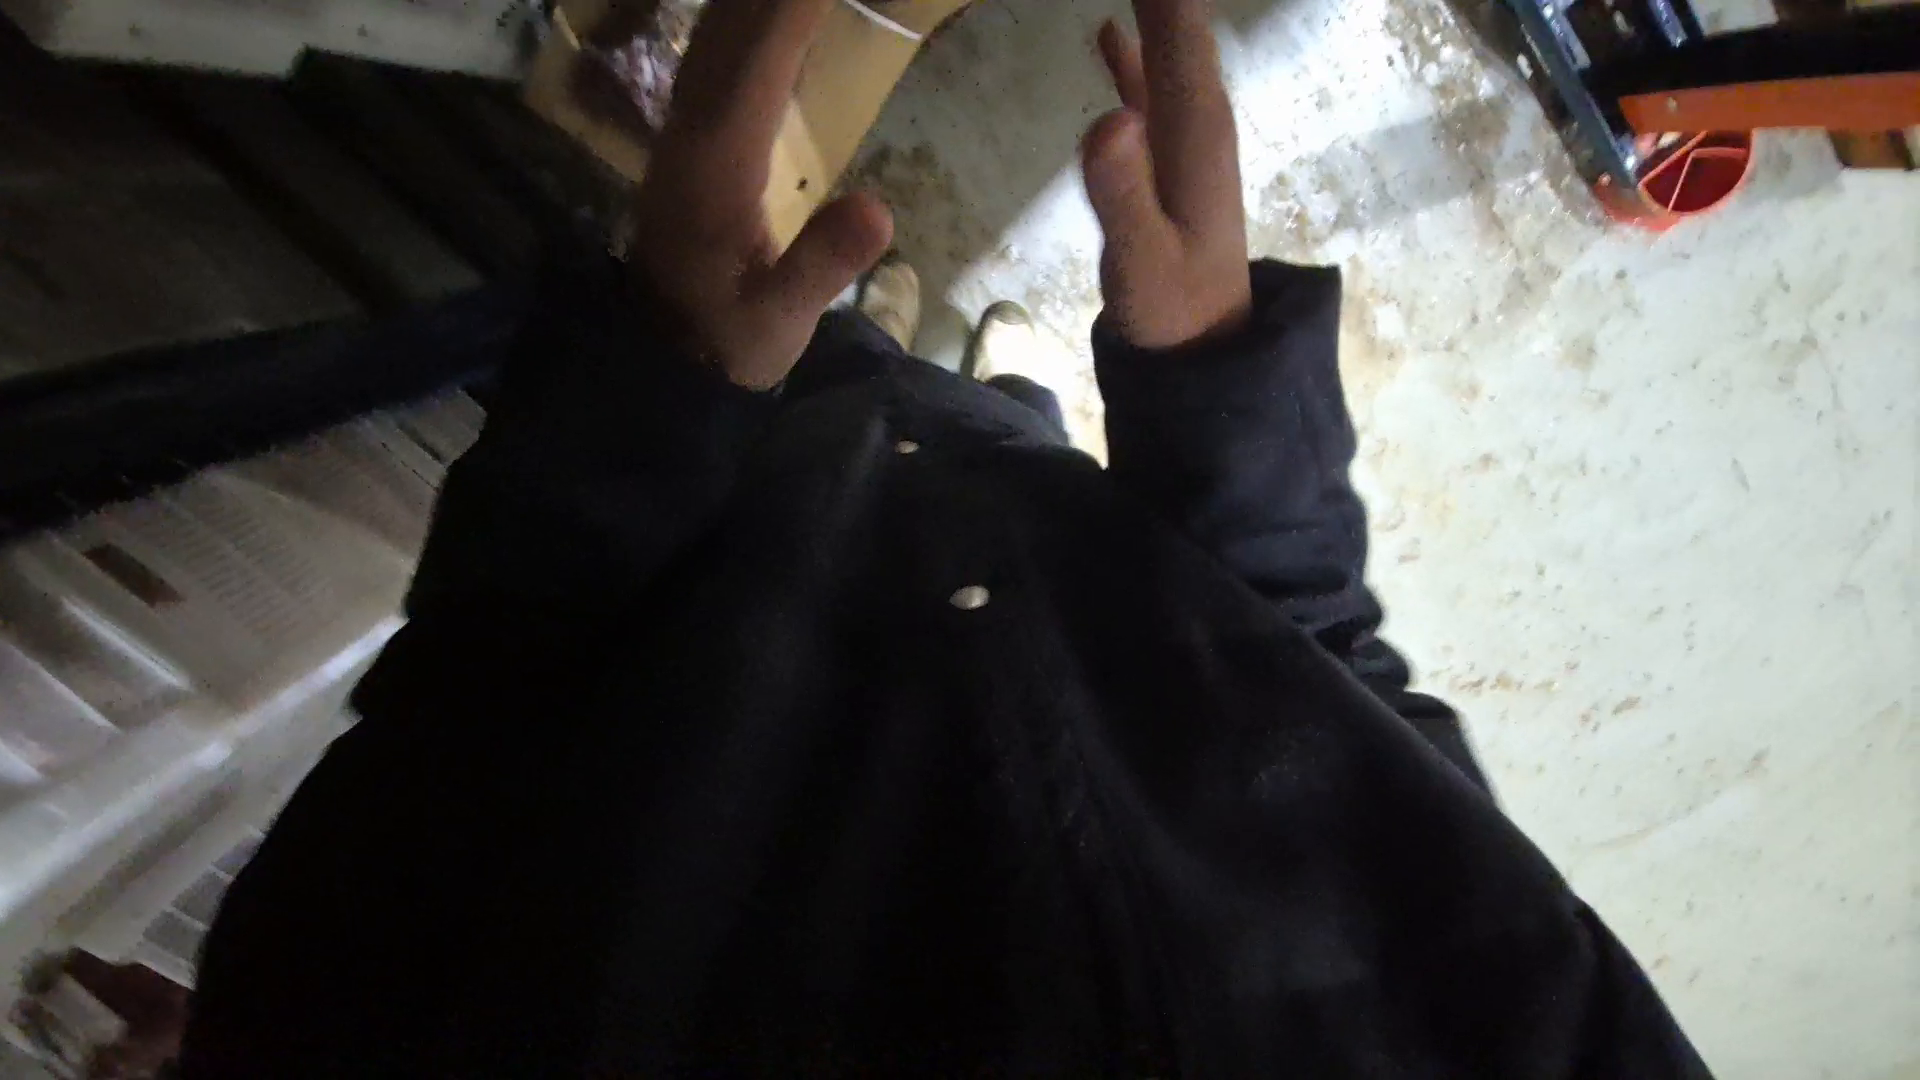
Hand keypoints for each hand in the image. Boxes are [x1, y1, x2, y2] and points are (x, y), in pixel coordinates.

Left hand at [632, 0, 894, 388]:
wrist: (666, 361)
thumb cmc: (728, 342)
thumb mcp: (781, 320)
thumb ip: (822, 265)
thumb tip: (881, 208)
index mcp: (717, 166)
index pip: (758, 58)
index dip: (795, 7)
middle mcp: (692, 135)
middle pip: (729, 28)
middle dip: (777, 0)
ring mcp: (684, 138)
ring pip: (714, 39)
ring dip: (755, 7)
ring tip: (802, 3)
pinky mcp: (689, 150)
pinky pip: (714, 63)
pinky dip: (744, 28)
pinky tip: (765, 22)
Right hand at [1085, 1, 1252, 349]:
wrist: (1200, 348)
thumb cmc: (1172, 309)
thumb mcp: (1141, 261)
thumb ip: (1123, 195)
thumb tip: (1110, 117)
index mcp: (1195, 134)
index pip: (1179, 33)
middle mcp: (1198, 123)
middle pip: (1181, 29)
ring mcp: (1186, 143)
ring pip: (1170, 53)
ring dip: (1150, 13)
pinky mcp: (1170, 165)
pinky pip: (1154, 90)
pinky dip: (1136, 57)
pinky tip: (1112, 37)